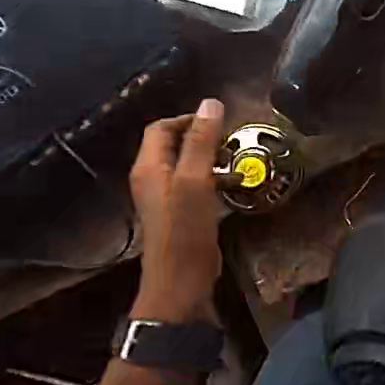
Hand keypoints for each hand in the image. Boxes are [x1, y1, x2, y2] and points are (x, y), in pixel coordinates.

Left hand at [128, 98, 227, 323]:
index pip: (161, 128)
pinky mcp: (180, 213)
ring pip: (186, 164)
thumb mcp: (196, 180)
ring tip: (236, 159)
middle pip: (173, 144)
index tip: (220, 122)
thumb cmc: (185, 228)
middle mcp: (152, 179)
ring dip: (210, 157)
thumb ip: (202, 142)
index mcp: (149, 168)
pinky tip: (231, 183)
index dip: (188, 119)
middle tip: (232, 140)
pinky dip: (212, 176)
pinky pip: (194, 183)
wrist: (181, 281)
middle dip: (202, 137)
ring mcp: (165, 197)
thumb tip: (211, 103)